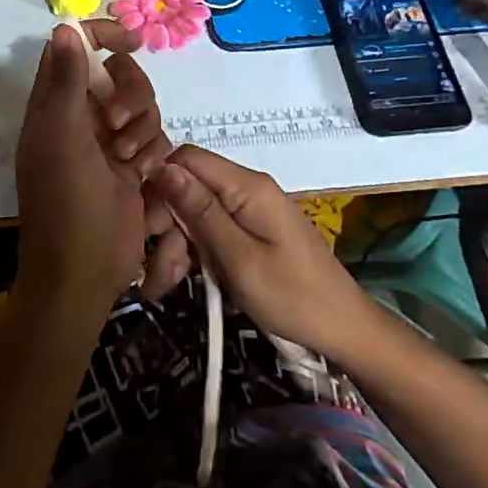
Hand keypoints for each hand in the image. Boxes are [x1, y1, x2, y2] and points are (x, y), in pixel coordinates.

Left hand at [13, 21, 172, 310]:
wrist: (85, 271)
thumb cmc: (66, 203)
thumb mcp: (62, 138)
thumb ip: (67, 81)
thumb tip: (64, 27)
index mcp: (55, 105)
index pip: (74, 48)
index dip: (101, 35)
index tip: (131, 41)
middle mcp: (81, 116)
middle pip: (119, 74)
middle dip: (130, 94)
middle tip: (118, 124)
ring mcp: (109, 140)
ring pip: (142, 104)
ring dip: (143, 127)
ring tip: (130, 161)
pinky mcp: (133, 163)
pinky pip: (155, 135)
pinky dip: (153, 151)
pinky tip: (143, 176)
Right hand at [148, 145, 374, 358]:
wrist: (342, 328)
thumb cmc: (291, 296)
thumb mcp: (238, 257)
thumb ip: (200, 211)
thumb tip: (163, 167)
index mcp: (246, 186)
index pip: (187, 159)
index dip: (160, 185)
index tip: (145, 226)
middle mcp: (246, 189)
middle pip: (189, 189)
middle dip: (166, 227)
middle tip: (154, 272)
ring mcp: (249, 210)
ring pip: (196, 214)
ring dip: (176, 247)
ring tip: (162, 287)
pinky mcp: (251, 231)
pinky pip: (213, 231)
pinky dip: (194, 254)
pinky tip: (180, 281)